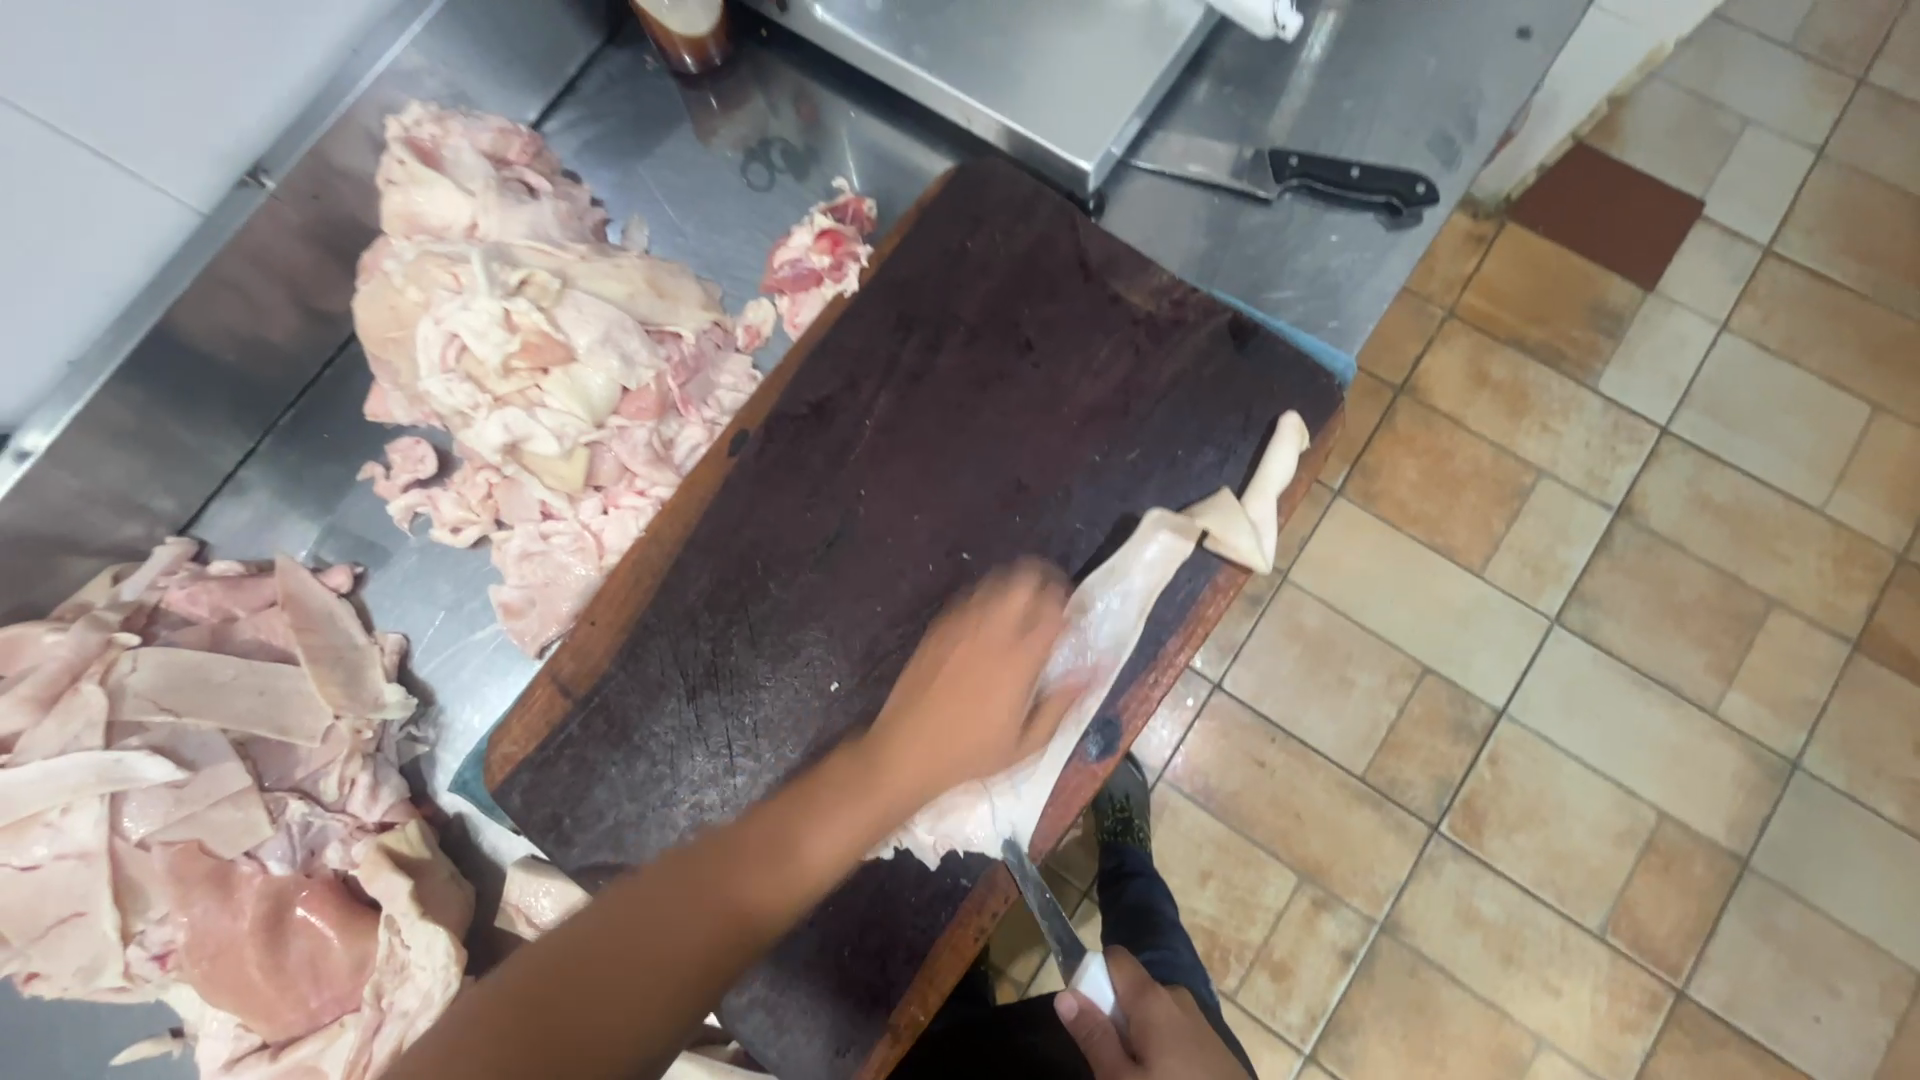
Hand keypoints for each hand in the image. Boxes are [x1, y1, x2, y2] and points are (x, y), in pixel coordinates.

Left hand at [862, 558, 1082, 803]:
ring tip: (1021, 604)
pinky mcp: (938, 627)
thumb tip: (1092, 671)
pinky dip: (985, 598)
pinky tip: (987, 618)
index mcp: (1020, 658)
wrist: (908, 749)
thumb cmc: (972, 752)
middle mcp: (992, 631)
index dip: (1068, 602)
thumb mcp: (1027, 742)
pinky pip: (968, 597)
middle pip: (1024, 579)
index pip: (1053, 607)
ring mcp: (961, 625)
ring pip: (995, 582)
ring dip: (1013, 586)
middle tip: (1049, 599)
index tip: (1072, 612)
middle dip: (1042, 582)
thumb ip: (1061, 702)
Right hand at [1055, 948, 1249, 1079]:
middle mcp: (1178, 999)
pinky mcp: (1217, 1051)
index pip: (1115, 958)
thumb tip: (1064, 994)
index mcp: (1153, 999)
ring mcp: (1202, 1024)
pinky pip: (1176, 1037)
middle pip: (1132, 992)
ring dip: (1139, 1041)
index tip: (1087, 1016)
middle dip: (1115, 1020)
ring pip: (1154, 1018)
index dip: (1093, 978)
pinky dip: (1163, 1055)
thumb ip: (1094, 1036)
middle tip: (1111, 1067)